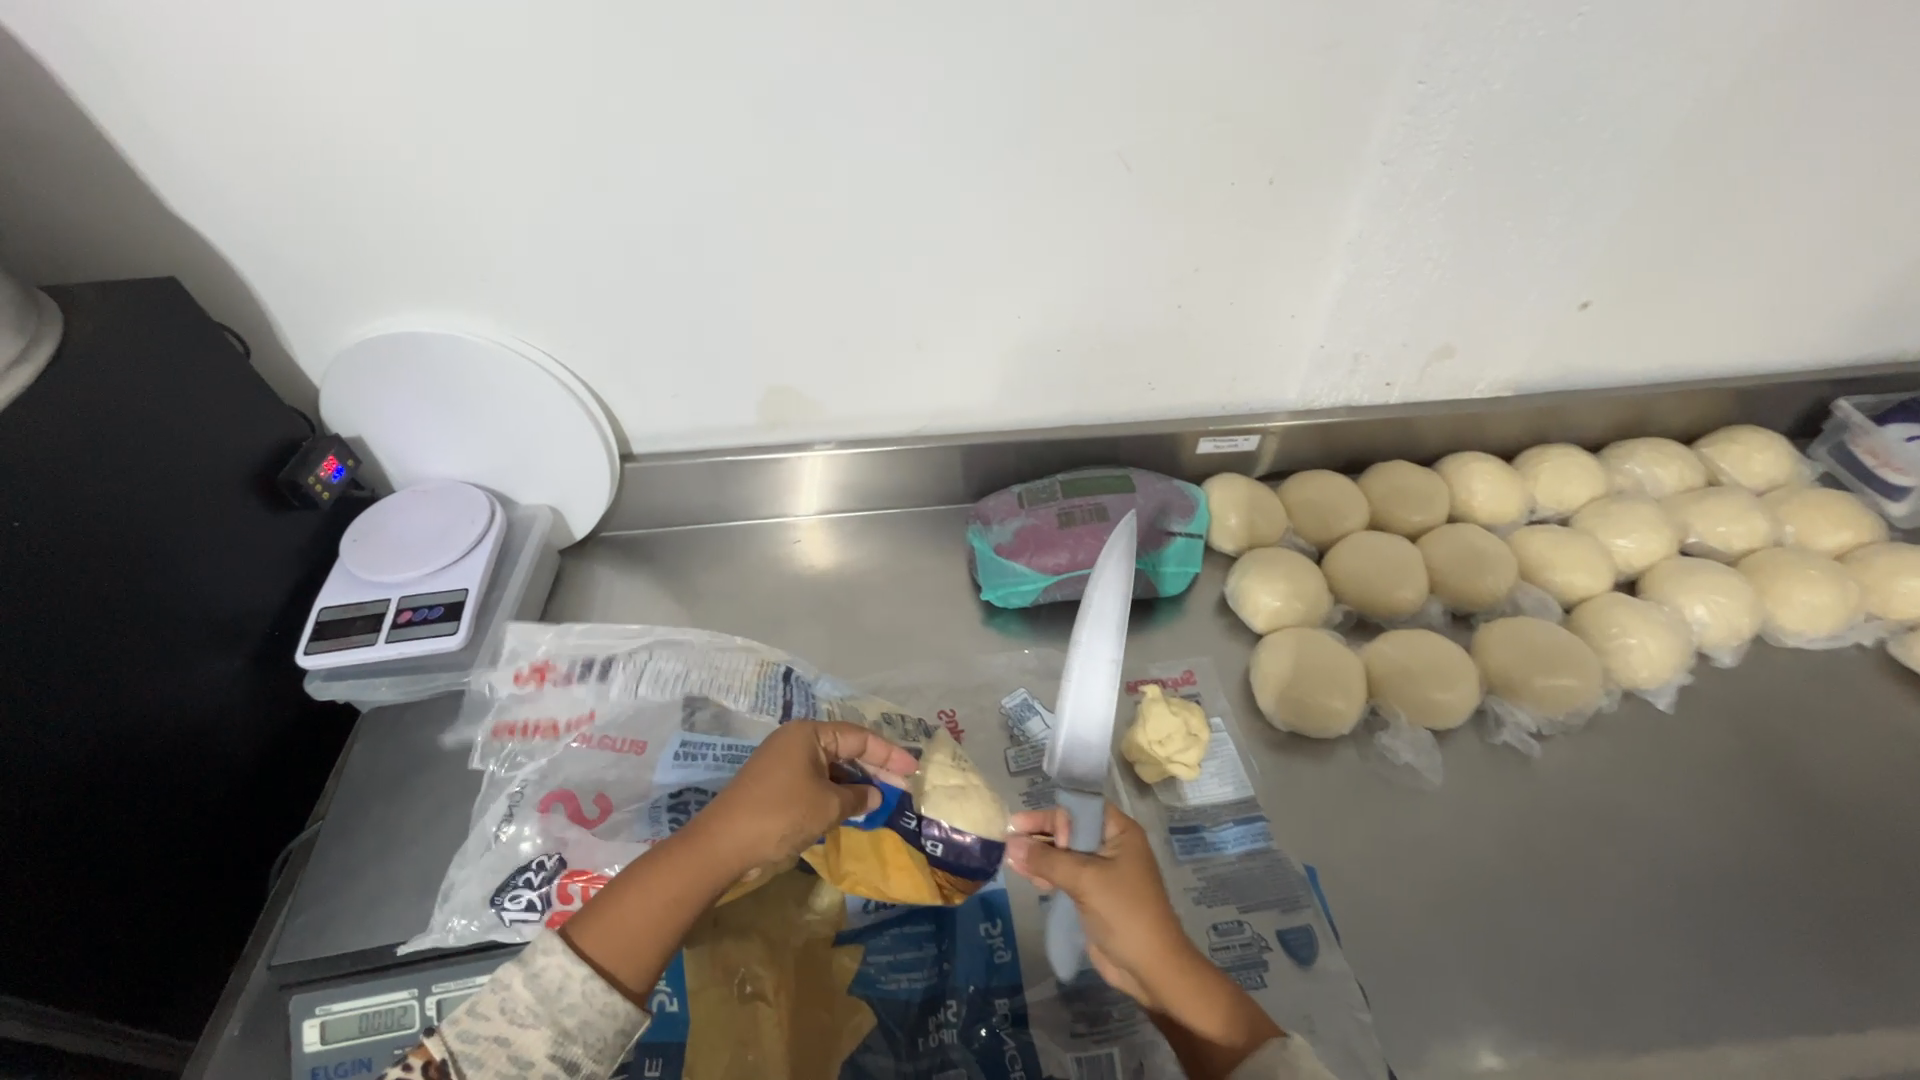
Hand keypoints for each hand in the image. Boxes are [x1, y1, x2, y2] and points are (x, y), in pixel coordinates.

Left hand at [695, 720, 917, 870]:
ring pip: (832, 768)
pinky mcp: (777, 786)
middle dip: (876, 768)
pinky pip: (817, 782)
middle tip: (905, 785)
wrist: (723, 846)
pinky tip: (855, 808)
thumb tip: (875, 795)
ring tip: (885, 798)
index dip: (890, 754)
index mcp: (810, 734)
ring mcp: (785, 763)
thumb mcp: (828, 806)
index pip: (860, 737)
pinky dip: (838, 793)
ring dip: (857, 783)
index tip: (914, 769)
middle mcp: (797, 741)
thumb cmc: (781, 815)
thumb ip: (858, 796)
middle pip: (847, 749)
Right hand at [1004, 803, 1197, 1008]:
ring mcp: (1101, 872)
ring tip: (1009, 859)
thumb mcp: (1084, 879)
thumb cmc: (1124, 912)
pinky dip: (1045, 875)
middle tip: (1007, 840)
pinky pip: (1064, 876)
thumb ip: (1046, 859)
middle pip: (1068, 830)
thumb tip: (1010, 844)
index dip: (1050, 814)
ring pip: (1063, 855)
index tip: (1019, 823)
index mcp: (1119, 831)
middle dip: (1039, 835)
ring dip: (1039, 856)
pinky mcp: (1092, 895)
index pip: (1079, 809)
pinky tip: (1025, 876)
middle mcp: (1110, 846)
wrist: (1150, 968)